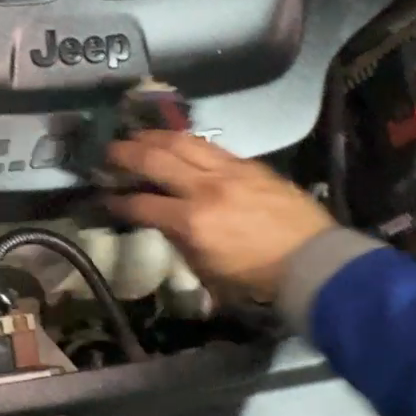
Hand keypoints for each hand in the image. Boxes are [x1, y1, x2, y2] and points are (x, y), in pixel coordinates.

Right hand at [105, 131, 335, 299]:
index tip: (104, 197)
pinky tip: (174, 141)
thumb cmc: (256, 279)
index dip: (117, 201)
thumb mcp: (207, 271)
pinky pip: (208, 145)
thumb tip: (162, 222)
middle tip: (107, 151)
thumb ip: (180, 242)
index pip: (140, 204)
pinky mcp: (248, 164)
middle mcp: (204, 189)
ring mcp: (227, 171)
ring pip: (181, 142)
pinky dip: (184, 141)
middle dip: (124, 154)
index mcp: (192, 223)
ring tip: (136, 136)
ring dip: (153, 137)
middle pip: (154, 160)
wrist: (312, 262)